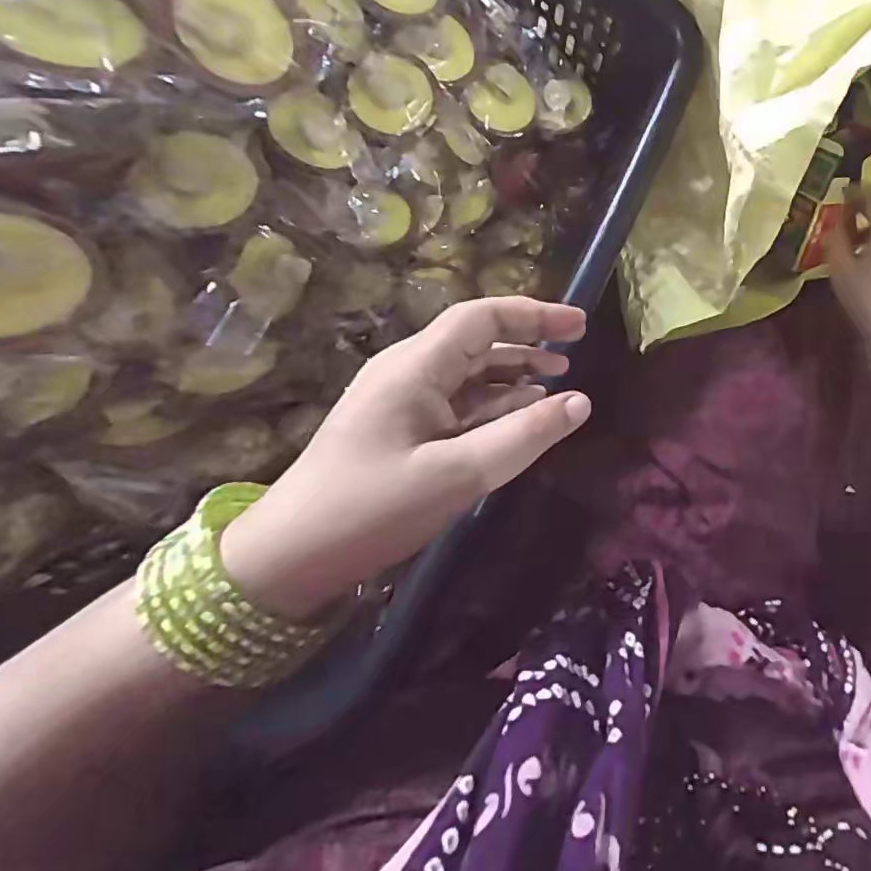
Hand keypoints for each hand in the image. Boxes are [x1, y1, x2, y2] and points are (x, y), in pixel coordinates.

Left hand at [219, 297, 592, 620]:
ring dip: (514, 373)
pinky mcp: (402, 430)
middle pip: (477, 341)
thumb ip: (524, 435)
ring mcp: (403, 402)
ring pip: (469, 373)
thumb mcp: (459, 473)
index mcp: (416, 367)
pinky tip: (519, 414)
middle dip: (528, 341)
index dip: (535, 315)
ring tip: (558, 380)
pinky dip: (494, 404)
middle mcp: (409, 372)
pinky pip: (457, 404)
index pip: (482, 318)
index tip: (580, 325)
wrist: (290, 556)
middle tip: (576, 352)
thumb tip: (581, 402)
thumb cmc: (372, 508)